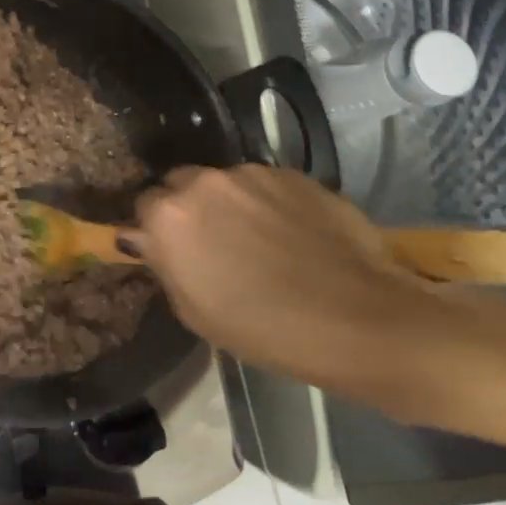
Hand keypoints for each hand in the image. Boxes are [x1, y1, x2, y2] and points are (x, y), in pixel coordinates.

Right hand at [130, 164, 445, 395]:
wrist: (361, 320)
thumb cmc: (265, 331)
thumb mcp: (194, 312)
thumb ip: (165, 264)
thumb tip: (150, 240)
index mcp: (169, 217)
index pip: (144, 206)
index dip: (158, 230)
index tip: (176, 252)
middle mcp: (204, 182)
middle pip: (181, 184)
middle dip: (191, 208)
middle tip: (215, 244)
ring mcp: (252, 174)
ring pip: (225, 183)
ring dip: (231, 204)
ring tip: (261, 241)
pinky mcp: (294, 174)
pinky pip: (265, 185)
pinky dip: (270, 204)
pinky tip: (294, 236)